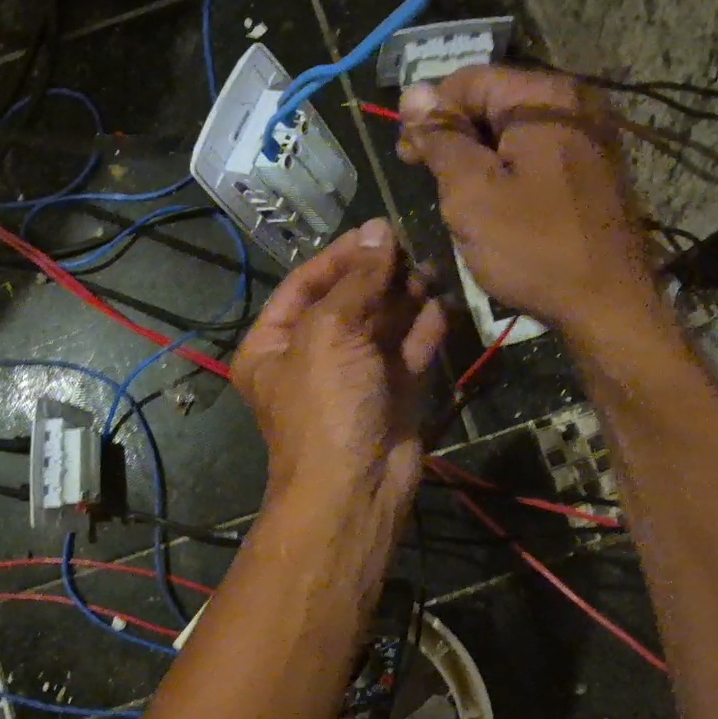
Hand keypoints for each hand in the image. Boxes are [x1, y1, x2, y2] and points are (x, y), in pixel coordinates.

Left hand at [231, 218, 446, 506]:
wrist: (354, 488)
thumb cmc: (325, 406)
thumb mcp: (329, 333)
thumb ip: (356, 279)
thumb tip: (380, 230)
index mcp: (273, 345)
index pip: (304, 285)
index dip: (340, 256)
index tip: (378, 231)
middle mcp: (311, 358)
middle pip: (347, 302)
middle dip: (378, 276)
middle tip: (413, 249)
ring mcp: (353, 378)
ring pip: (381, 325)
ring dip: (405, 298)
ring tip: (432, 270)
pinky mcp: (391, 395)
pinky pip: (408, 353)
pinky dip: (425, 330)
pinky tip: (443, 305)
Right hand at [396, 65, 674, 351]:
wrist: (606, 303)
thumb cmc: (533, 248)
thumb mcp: (471, 194)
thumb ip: (441, 139)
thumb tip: (413, 92)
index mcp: (545, 97)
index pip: (469, 80)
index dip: (428, 113)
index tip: (405, 156)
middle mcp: (576, 103)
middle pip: (495, 102)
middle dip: (454, 136)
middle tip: (426, 180)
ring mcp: (591, 137)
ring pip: (515, 131)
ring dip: (479, 158)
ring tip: (457, 199)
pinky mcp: (594, 171)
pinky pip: (538, 155)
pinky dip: (508, 172)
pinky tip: (494, 206)